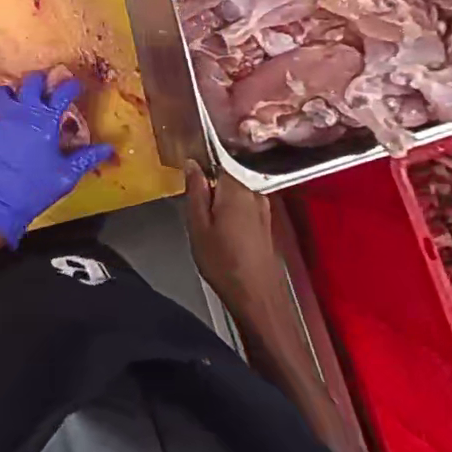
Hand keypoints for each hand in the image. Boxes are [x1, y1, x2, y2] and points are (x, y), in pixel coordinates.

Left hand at [0, 72, 113, 245]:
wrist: (1, 202)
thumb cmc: (38, 188)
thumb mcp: (68, 174)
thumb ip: (87, 157)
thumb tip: (108, 149)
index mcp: (45, 121)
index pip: (61, 93)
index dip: (70, 86)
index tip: (75, 85)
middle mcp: (22, 115)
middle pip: (30, 82)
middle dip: (40, 79)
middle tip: (46, 83)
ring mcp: (2, 122)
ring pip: (6, 93)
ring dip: (16, 92)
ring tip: (21, 97)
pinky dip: (5, 118)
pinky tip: (9, 130)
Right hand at [183, 160, 284, 314]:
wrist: (256, 293)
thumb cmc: (221, 260)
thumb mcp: (197, 224)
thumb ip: (195, 191)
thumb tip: (192, 163)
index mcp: (236, 187)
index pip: (218, 159)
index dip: (201, 161)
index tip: (186, 169)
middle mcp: (254, 191)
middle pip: (228, 173)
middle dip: (209, 180)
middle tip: (190, 198)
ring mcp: (263, 205)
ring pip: (235, 189)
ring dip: (219, 195)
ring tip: (203, 213)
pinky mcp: (265, 220)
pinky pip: (243, 202)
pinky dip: (229, 206)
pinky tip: (219, 224)